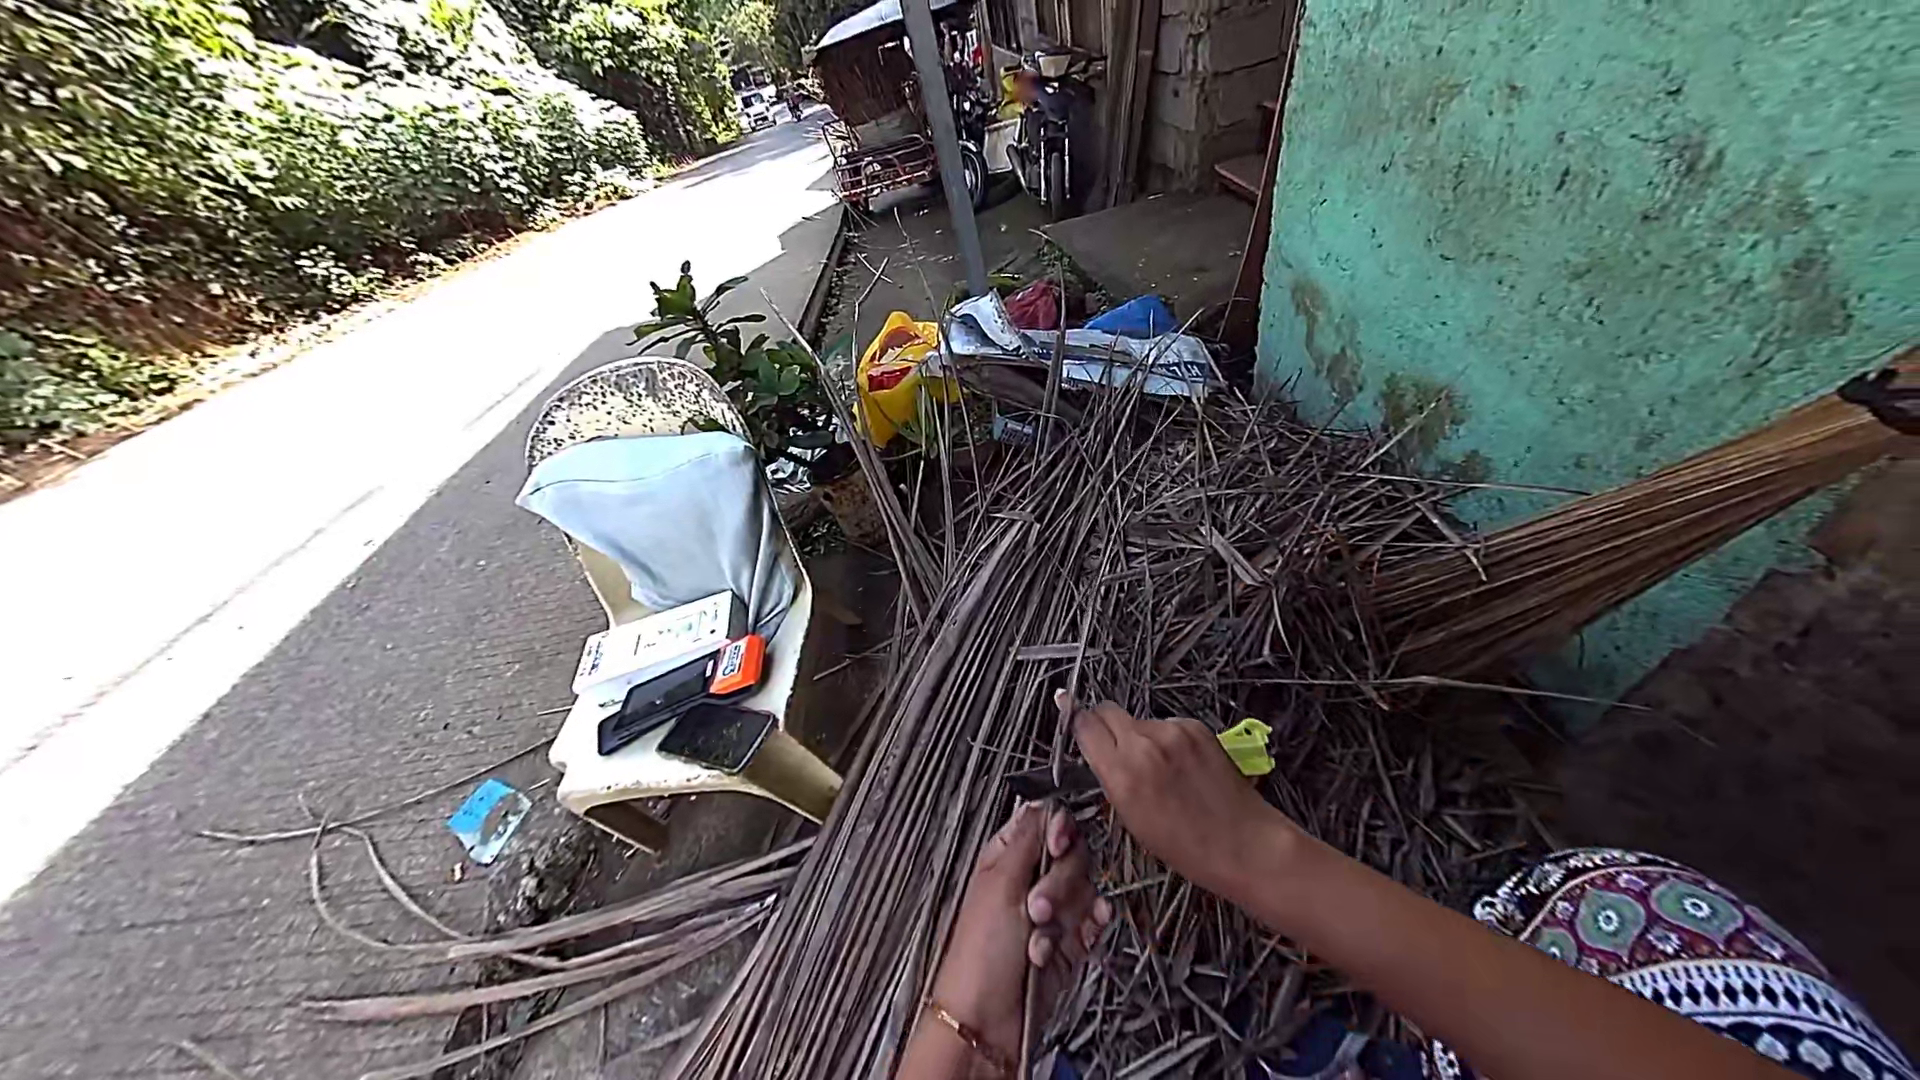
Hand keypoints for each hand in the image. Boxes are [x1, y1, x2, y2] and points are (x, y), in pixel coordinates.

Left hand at [917, 801, 1109, 1074]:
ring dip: (1065, 914)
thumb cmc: (980, 954)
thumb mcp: (1001, 882)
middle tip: (1037, 906)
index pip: (1047, 822)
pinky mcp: (1068, 938)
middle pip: (1072, 855)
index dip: (1058, 830)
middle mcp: (1031, 876)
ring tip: (1041, 936)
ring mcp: (1051, 908)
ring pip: (1084, 888)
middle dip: (1059, 883)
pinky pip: (1094, 919)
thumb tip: (1042, 800)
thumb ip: (1028, 838)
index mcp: (1009, 854)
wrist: (989, 1021)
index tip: (1057, 845)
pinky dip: (1089, 928)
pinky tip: (1081, 936)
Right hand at [1066, 693, 1301, 901]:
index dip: (1074, 719)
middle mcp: (1145, 745)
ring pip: (1137, 719)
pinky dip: (1165, 739)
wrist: (1244, 844)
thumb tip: (1093, 749)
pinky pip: (1166, 724)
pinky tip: (1178, 765)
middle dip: (1103, 724)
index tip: (1068, 709)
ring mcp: (1173, 732)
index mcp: (1123, 773)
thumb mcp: (1130, 818)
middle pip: (1107, 710)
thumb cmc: (1189, 845)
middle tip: (1112, 746)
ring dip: (1138, 735)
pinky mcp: (1195, 727)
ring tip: (1157, 768)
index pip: (1084, 723)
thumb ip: (1109, 776)